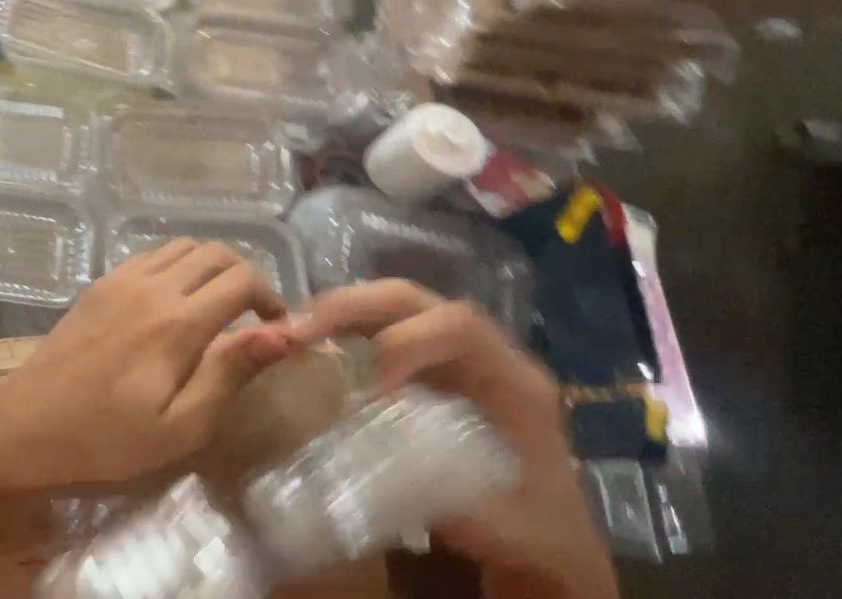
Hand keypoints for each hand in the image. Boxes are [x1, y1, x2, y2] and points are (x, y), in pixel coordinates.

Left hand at [0, 240, 295, 489]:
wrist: (26, 423)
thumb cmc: (107, 439)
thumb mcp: (180, 426)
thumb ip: (230, 372)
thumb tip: (284, 334)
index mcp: (177, 322)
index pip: (241, 279)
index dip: (271, 297)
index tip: (277, 330)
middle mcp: (150, 286)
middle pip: (213, 252)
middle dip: (244, 276)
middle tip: (251, 317)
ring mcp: (119, 280)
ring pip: (180, 246)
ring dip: (208, 267)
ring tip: (216, 309)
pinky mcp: (98, 285)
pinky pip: (148, 256)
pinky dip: (174, 266)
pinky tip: (172, 305)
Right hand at [283, 280, 618, 598]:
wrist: (547, 540)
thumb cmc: (529, 530)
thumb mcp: (496, 521)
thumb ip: (441, 488)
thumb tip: (366, 455)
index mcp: (514, 380)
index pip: (458, 328)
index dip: (406, 344)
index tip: (372, 392)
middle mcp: (483, 352)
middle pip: (414, 300)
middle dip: (353, 306)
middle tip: (299, 329)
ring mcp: (451, 353)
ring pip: (392, 304)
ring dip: (340, 310)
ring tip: (294, 330)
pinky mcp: (427, 362)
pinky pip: (382, 325)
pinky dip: (343, 326)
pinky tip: (312, 341)